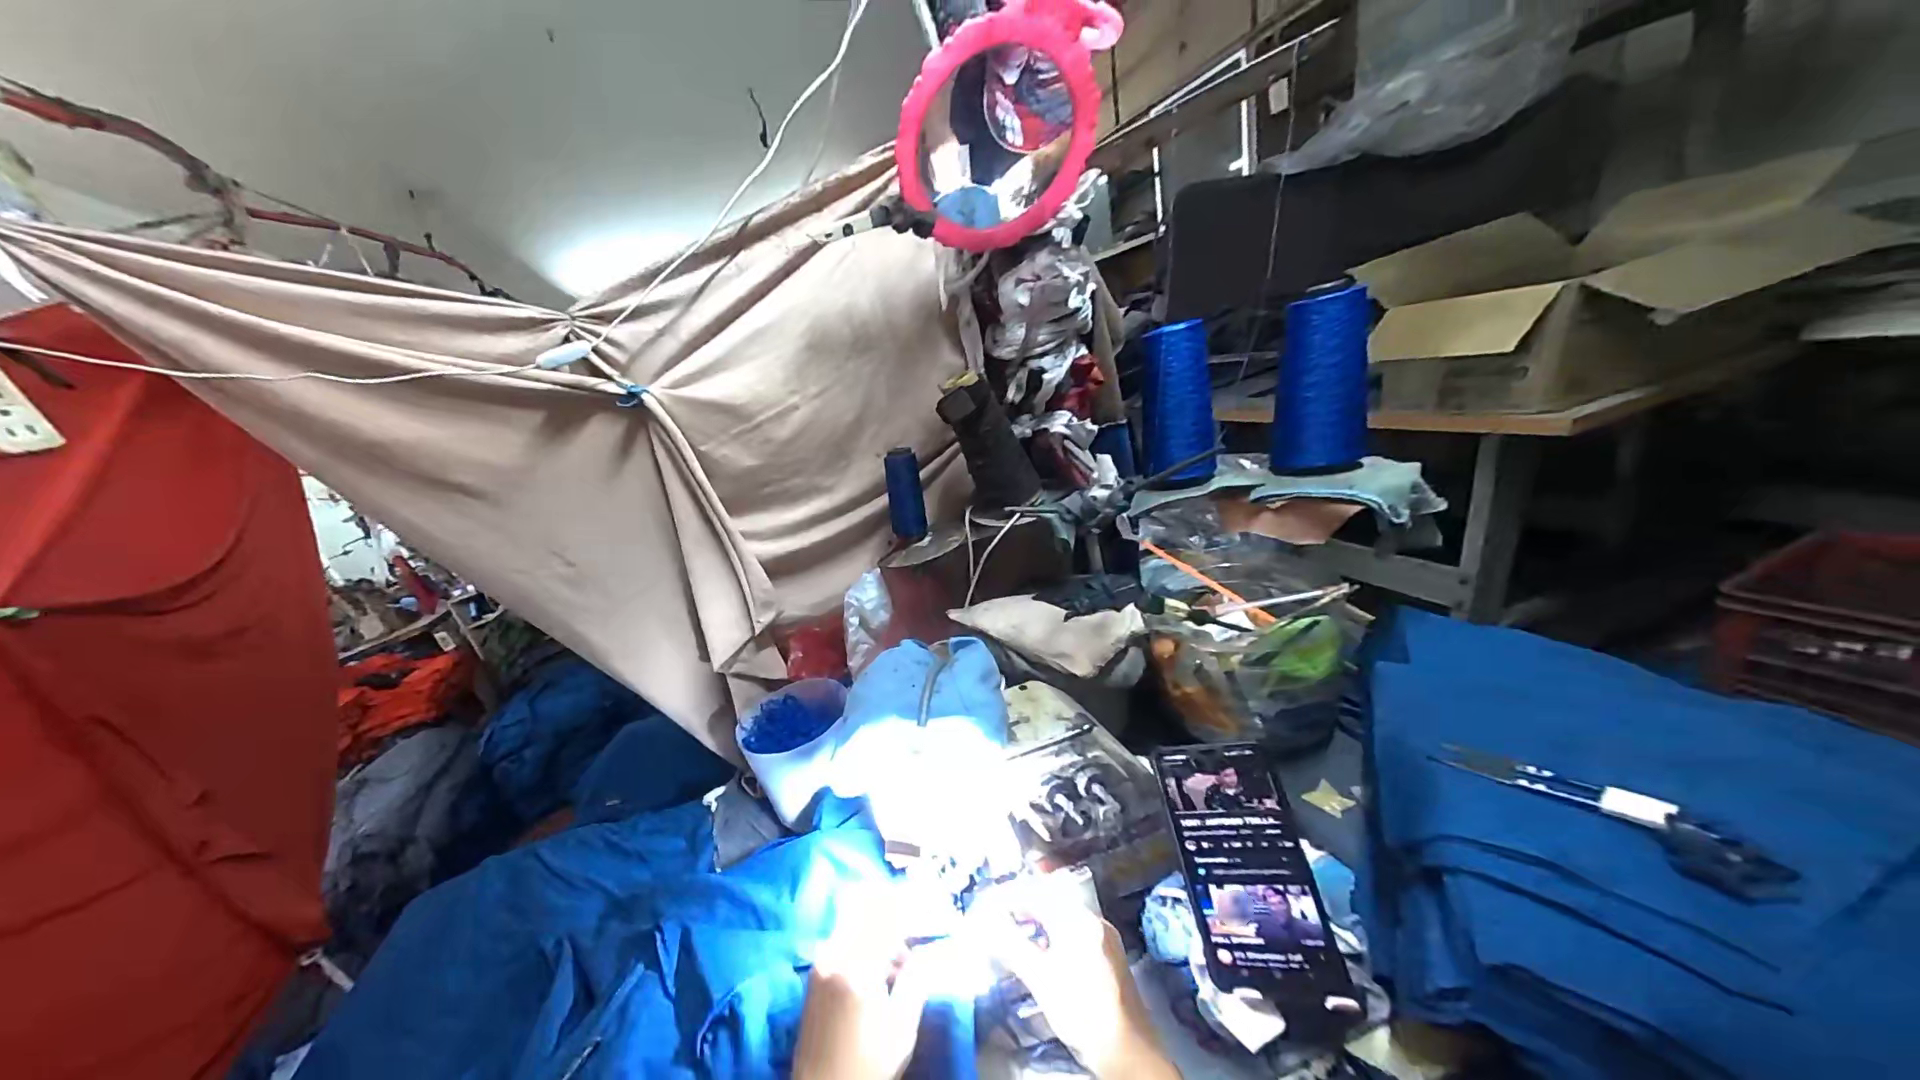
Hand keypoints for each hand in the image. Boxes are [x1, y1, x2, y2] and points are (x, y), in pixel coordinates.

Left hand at [792, 905, 929, 1079]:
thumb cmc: (866, 1066)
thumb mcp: (901, 1029)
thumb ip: (917, 981)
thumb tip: (931, 951)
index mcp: (856, 969)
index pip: (890, 918)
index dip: (918, 910)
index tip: (938, 912)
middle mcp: (834, 955)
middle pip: (870, 909)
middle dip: (900, 909)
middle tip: (924, 923)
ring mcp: (822, 960)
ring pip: (858, 920)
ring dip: (884, 925)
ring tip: (908, 953)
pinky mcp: (817, 971)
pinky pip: (847, 937)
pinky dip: (869, 938)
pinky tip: (887, 963)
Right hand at [992, 883, 1179, 1079]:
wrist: (1129, 1053)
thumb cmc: (1082, 1011)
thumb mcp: (1040, 977)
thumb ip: (1011, 944)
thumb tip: (985, 922)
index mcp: (1080, 919)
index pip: (1037, 895)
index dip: (1008, 899)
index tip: (985, 907)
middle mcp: (1094, 921)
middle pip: (1050, 903)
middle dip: (1020, 910)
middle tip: (994, 920)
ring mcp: (1103, 939)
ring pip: (1061, 919)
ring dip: (1035, 924)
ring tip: (1011, 935)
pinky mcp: (1106, 958)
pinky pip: (1072, 934)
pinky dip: (1051, 938)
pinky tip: (1039, 953)